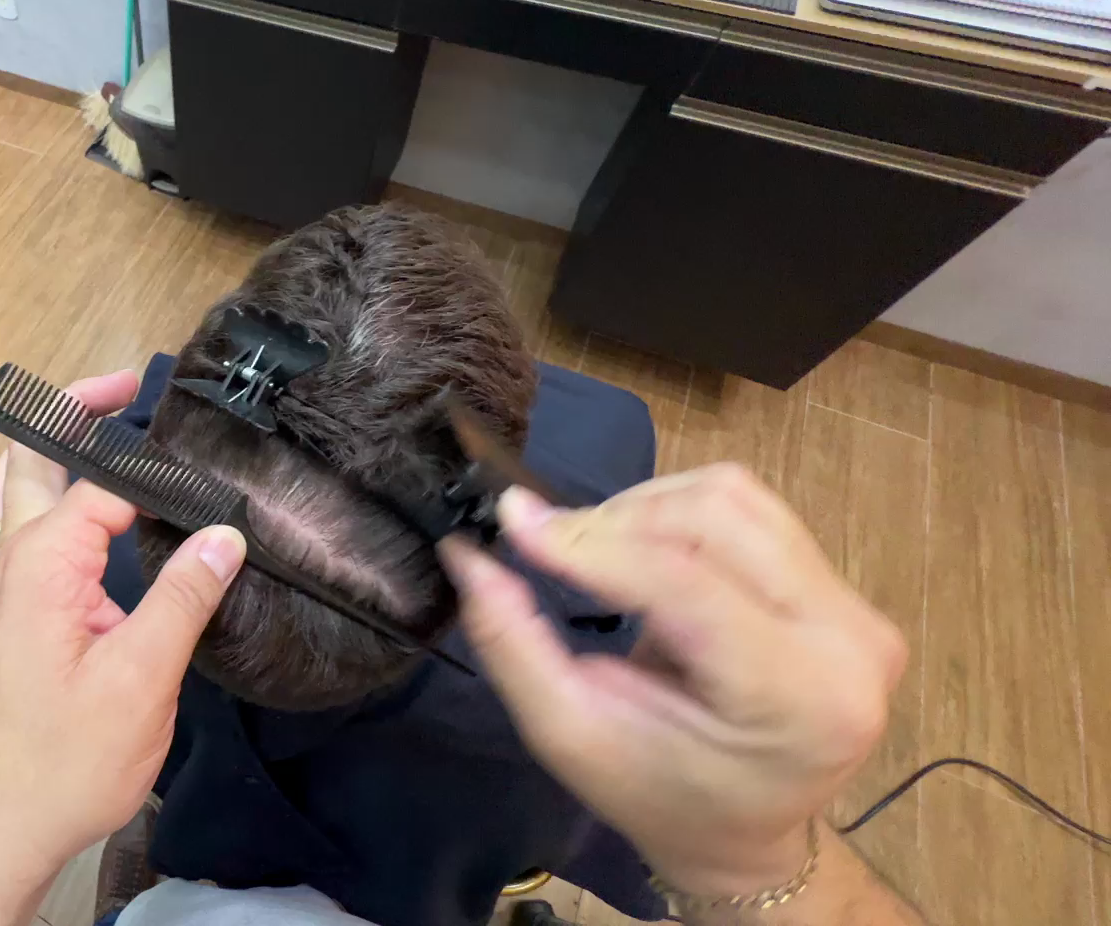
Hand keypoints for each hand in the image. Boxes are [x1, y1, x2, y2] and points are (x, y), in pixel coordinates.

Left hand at [0, 370, 245, 870]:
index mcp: (41, 560)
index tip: (204, 463)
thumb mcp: (139, 680)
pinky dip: (54, 489)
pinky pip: (25, 522)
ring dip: (57, 445)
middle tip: (128, 385)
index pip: (103, 482)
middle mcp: (13, 554)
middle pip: (32, 455)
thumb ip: (182, 597)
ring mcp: (6, 578)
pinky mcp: (14, 603)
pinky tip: (90, 501)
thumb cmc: (65, 757)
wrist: (0, 819)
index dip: (156, 469)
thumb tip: (223, 533)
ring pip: (19, 484)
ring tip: (105, 420)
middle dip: (74, 409)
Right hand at [441, 464, 906, 897]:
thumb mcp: (563, 729)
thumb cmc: (651, 790)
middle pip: (712, 518)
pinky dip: (669, 509)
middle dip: (612, 522)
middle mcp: (849, 641)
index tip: (510, 521)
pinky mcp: (837, 584)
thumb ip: (510, 639)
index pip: (682, 583)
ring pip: (726, 496)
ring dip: (639, 510)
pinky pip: (741, 502)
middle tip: (552, 551)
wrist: (742, 823)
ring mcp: (854, 606)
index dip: (587, 543)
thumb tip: (466, 549)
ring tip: (598, 558)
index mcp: (796, 701)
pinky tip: (642, 553)